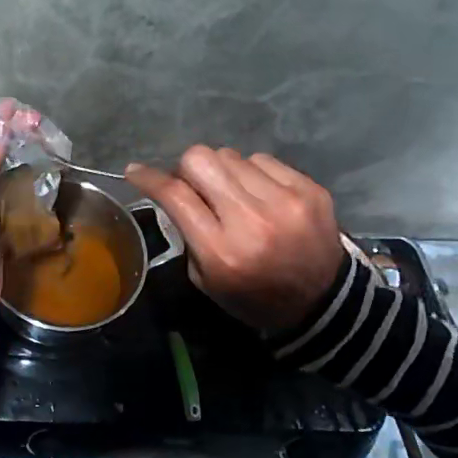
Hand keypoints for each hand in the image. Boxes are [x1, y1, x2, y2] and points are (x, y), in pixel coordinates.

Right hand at [125, 146, 345, 331]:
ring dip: (222, 171)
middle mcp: (251, 219)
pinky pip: (262, 160)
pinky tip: (259, 194)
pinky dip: (251, 173)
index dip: (148, 177)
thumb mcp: (205, 278)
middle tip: (194, 186)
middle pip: (201, 160)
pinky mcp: (308, 189)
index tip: (135, 171)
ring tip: (232, 194)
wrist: (322, 302)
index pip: (175, 195)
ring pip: (231, 155)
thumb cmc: (252, 295)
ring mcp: (284, 201)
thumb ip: (187, 232)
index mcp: (220, 250)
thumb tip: (173, 191)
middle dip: (187, 169)